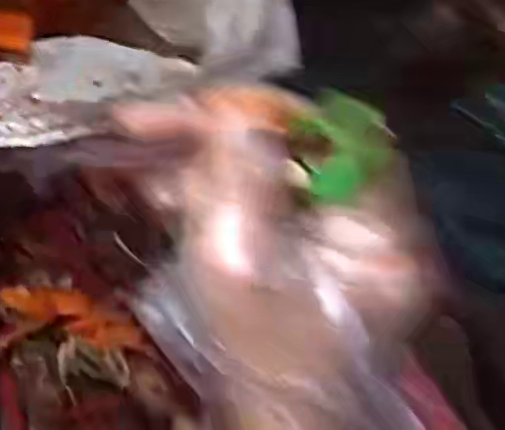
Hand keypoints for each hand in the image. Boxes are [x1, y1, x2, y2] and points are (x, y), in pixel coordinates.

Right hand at [115, 87, 434, 429]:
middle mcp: (353, 222)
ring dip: (183, 159)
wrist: (257, 412)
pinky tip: (149, 192)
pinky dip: (186, 184)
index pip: (336, 138)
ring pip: (246, 164)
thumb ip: (240, 183)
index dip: (267, 111)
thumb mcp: (241, 259)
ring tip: (135, 172)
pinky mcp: (277, 240)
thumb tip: (235, 113)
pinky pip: (231, 190)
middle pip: (279, 145)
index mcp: (373, 230)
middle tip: (130, 122)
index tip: (197, 105)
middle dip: (201, 131)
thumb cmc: (256, 341)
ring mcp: (314, 232)